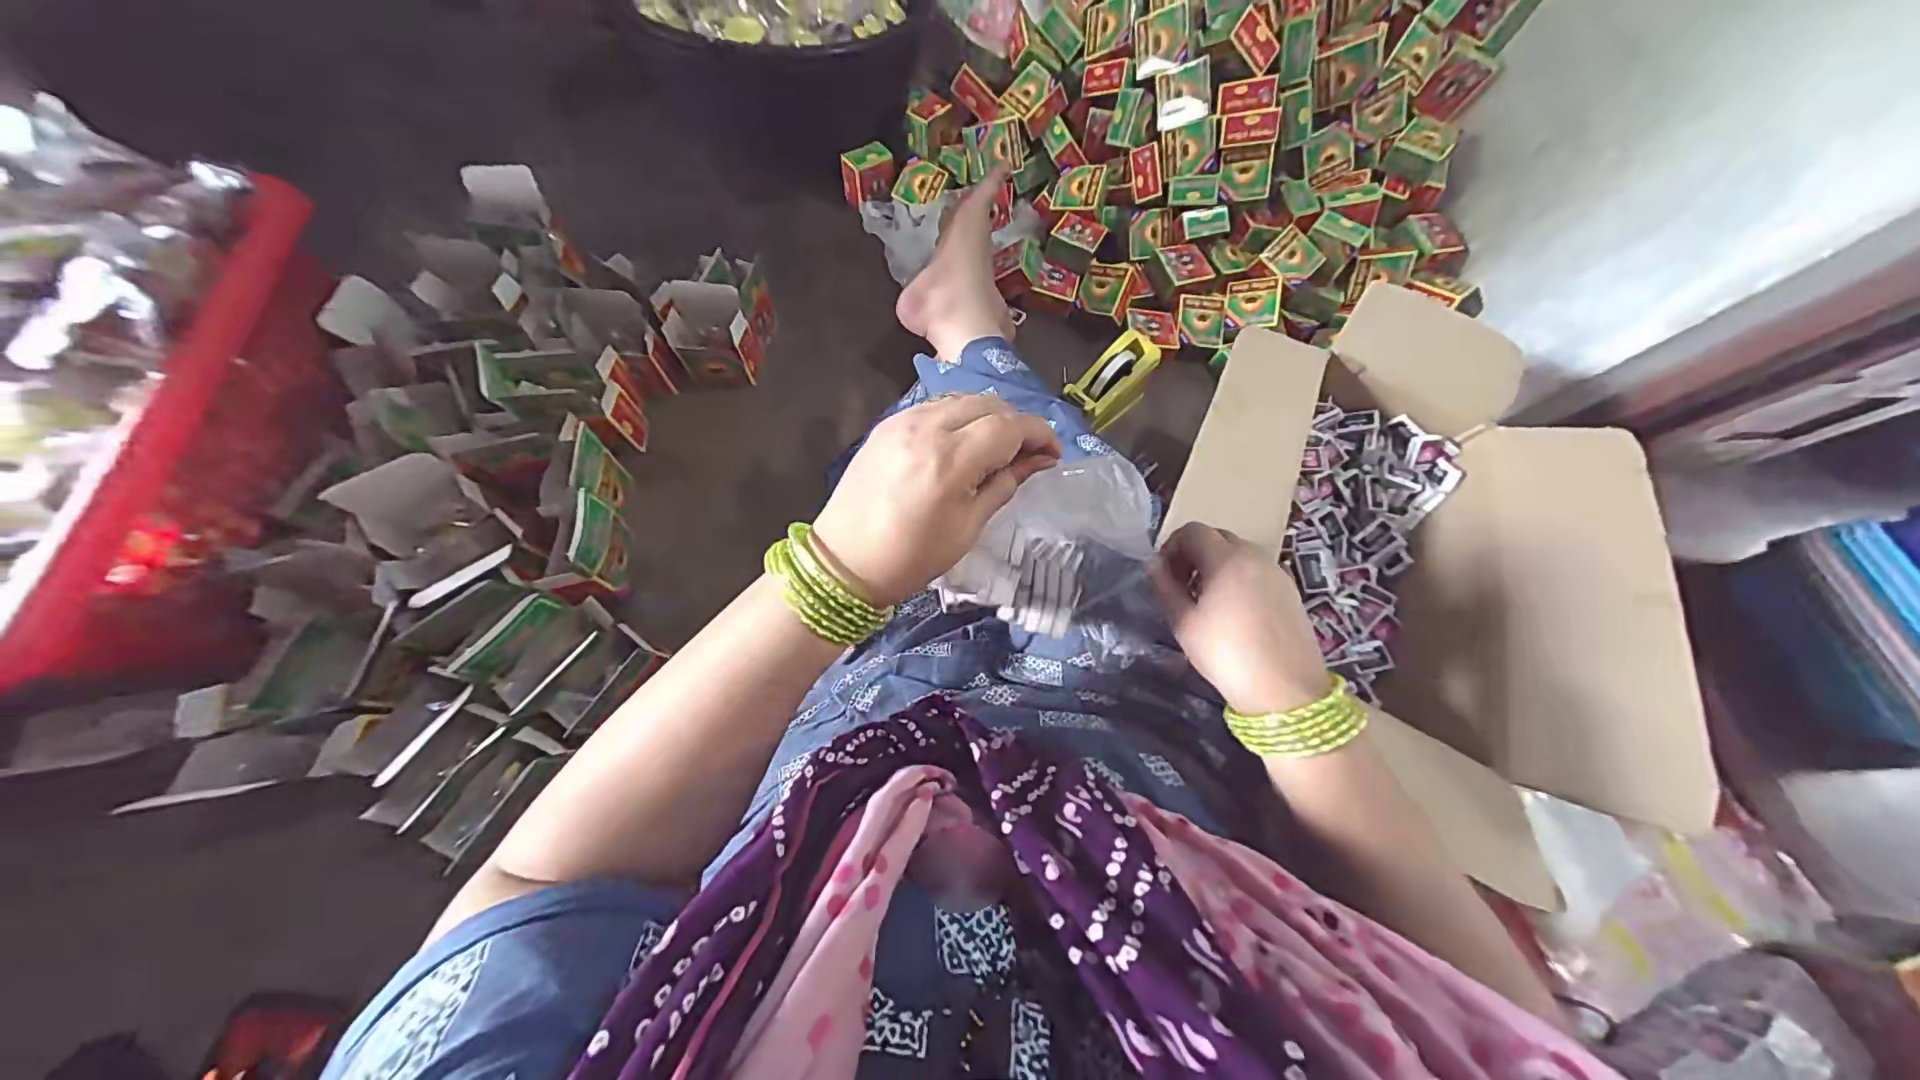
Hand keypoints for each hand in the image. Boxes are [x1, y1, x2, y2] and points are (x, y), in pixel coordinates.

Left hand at [810, 394, 1060, 605]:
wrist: (844, 562)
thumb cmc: (911, 557)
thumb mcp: (968, 527)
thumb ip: (1005, 484)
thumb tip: (1038, 461)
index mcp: (950, 459)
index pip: (1010, 426)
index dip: (1039, 434)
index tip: (1052, 453)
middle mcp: (927, 428)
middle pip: (989, 404)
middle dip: (1015, 424)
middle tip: (1025, 455)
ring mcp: (903, 421)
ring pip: (962, 399)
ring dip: (988, 417)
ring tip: (994, 449)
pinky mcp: (887, 425)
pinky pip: (935, 407)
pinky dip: (958, 417)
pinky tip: (961, 444)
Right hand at [1150, 522, 1330, 714]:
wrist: (1285, 691)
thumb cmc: (1226, 655)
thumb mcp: (1184, 623)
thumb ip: (1165, 587)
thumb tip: (1153, 565)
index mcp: (1227, 559)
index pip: (1193, 530)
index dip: (1172, 546)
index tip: (1164, 573)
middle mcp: (1255, 557)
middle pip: (1218, 537)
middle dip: (1194, 553)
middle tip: (1181, 585)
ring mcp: (1277, 572)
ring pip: (1239, 553)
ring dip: (1216, 565)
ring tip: (1205, 601)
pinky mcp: (1290, 590)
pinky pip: (1256, 570)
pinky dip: (1237, 577)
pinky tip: (1231, 611)